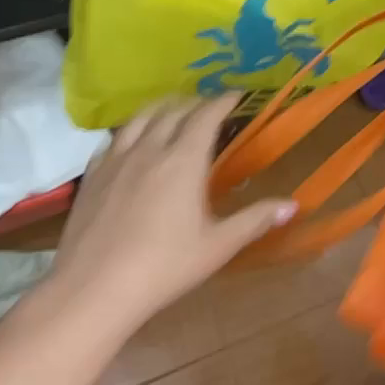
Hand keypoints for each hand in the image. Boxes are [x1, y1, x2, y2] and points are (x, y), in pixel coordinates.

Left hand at [48, 96, 294, 337]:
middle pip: (173, 109)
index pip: (206, 115)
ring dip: (162, 108)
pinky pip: (114, 138)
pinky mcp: (93, 175)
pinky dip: (133, 129)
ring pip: (140, 117)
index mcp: (183, 160)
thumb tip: (292, 205)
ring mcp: (115, 159)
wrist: (94, 288)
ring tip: (174, 112)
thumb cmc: (165, 267)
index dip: (223, 101)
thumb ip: (255, 220)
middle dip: (195, 102)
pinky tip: (135, 141)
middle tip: (210, 107)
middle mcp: (149, 149)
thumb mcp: (218, 246)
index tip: (237, 96)